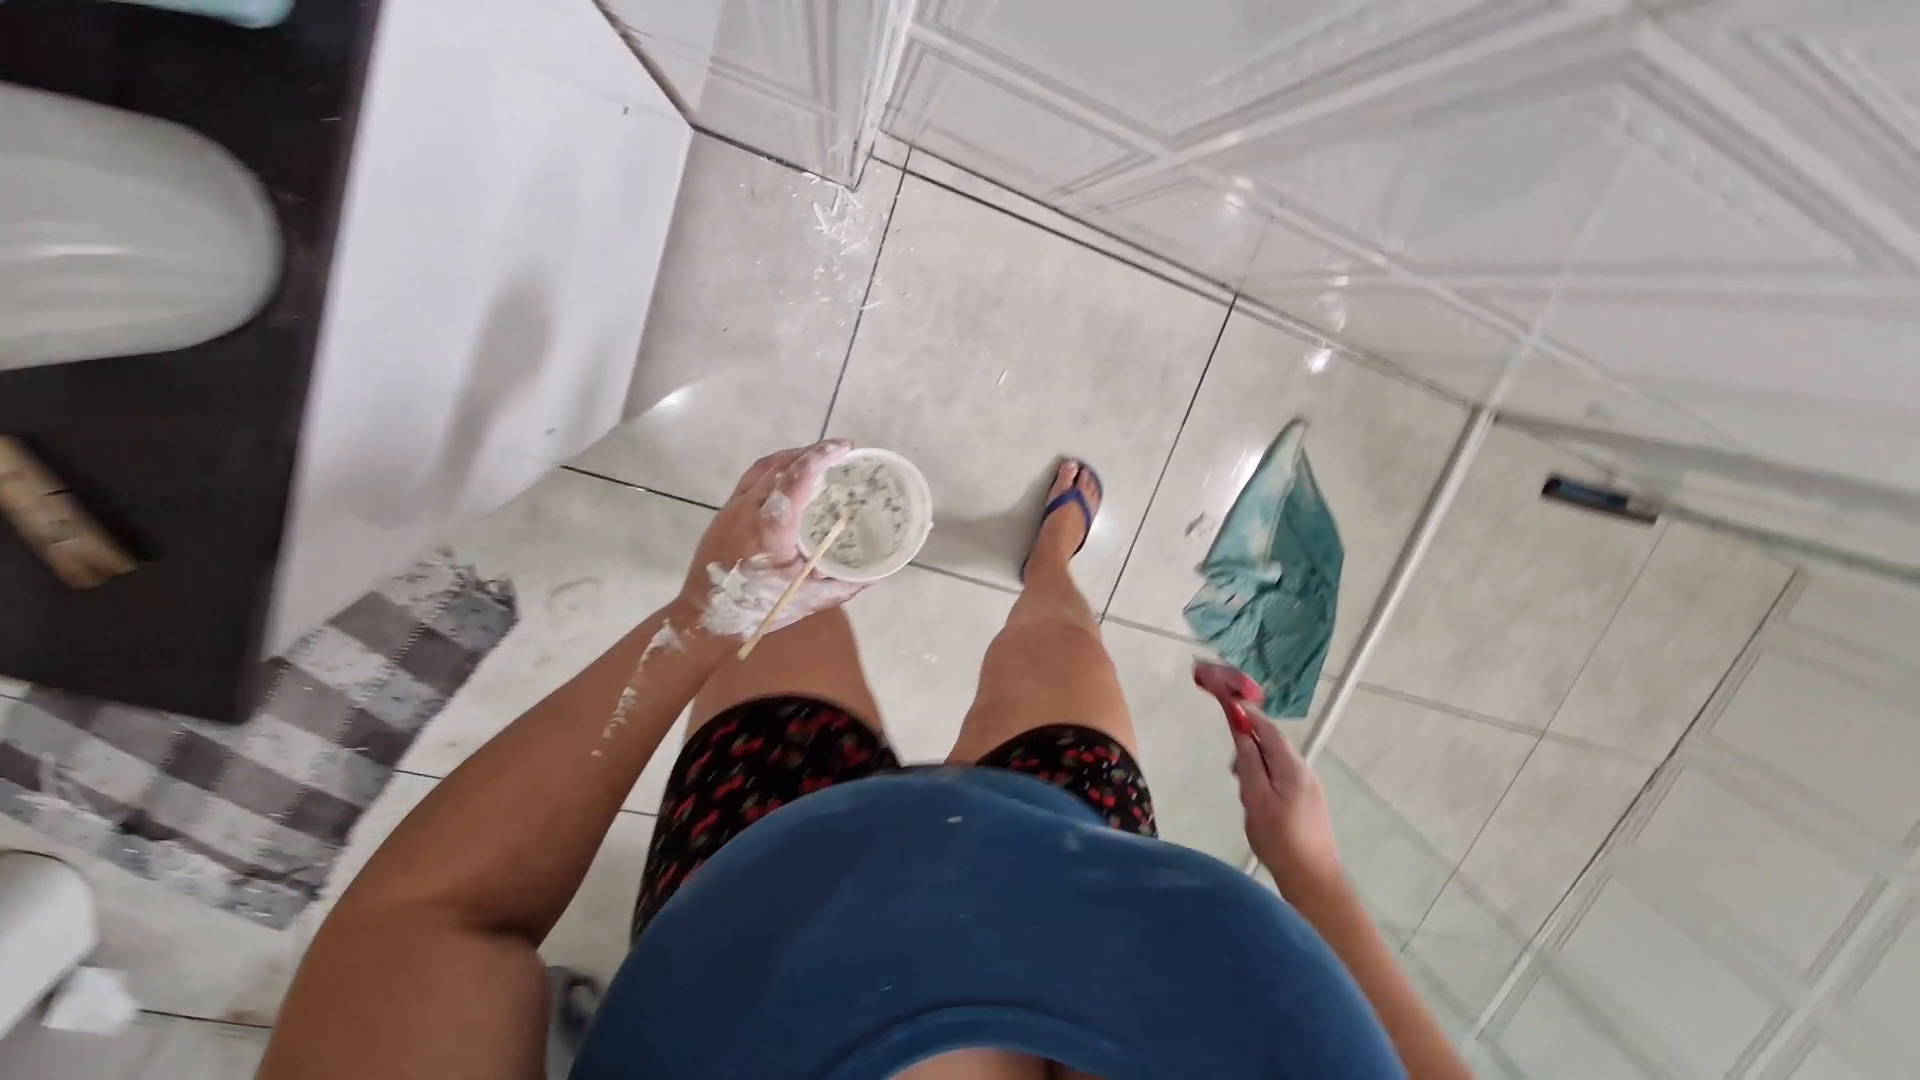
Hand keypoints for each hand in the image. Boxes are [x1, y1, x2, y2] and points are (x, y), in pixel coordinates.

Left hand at [676, 440, 864, 638]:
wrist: (704, 617)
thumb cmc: (758, 610)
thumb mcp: (809, 600)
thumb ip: (845, 585)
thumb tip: (876, 573)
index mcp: (771, 530)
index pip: (796, 478)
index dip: (821, 456)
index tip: (845, 448)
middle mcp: (749, 511)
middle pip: (782, 465)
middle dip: (812, 451)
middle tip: (839, 452)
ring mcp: (734, 509)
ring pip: (764, 467)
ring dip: (793, 456)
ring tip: (817, 458)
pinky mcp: (725, 512)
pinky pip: (752, 477)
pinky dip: (775, 468)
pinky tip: (789, 476)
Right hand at [1233, 716, 1343, 897]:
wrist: (1313, 880)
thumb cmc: (1279, 839)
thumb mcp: (1255, 799)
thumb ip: (1248, 763)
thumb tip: (1241, 734)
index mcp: (1292, 768)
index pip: (1269, 730)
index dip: (1250, 716)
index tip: (1230, 706)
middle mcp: (1305, 772)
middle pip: (1274, 746)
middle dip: (1251, 748)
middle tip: (1234, 772)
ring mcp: (1310, 789)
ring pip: (1278, 764)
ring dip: (1258, 767)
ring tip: (1246, 795)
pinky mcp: (1310, 804)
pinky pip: (1284, 779)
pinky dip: (1267, 780)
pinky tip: (1260, 804)